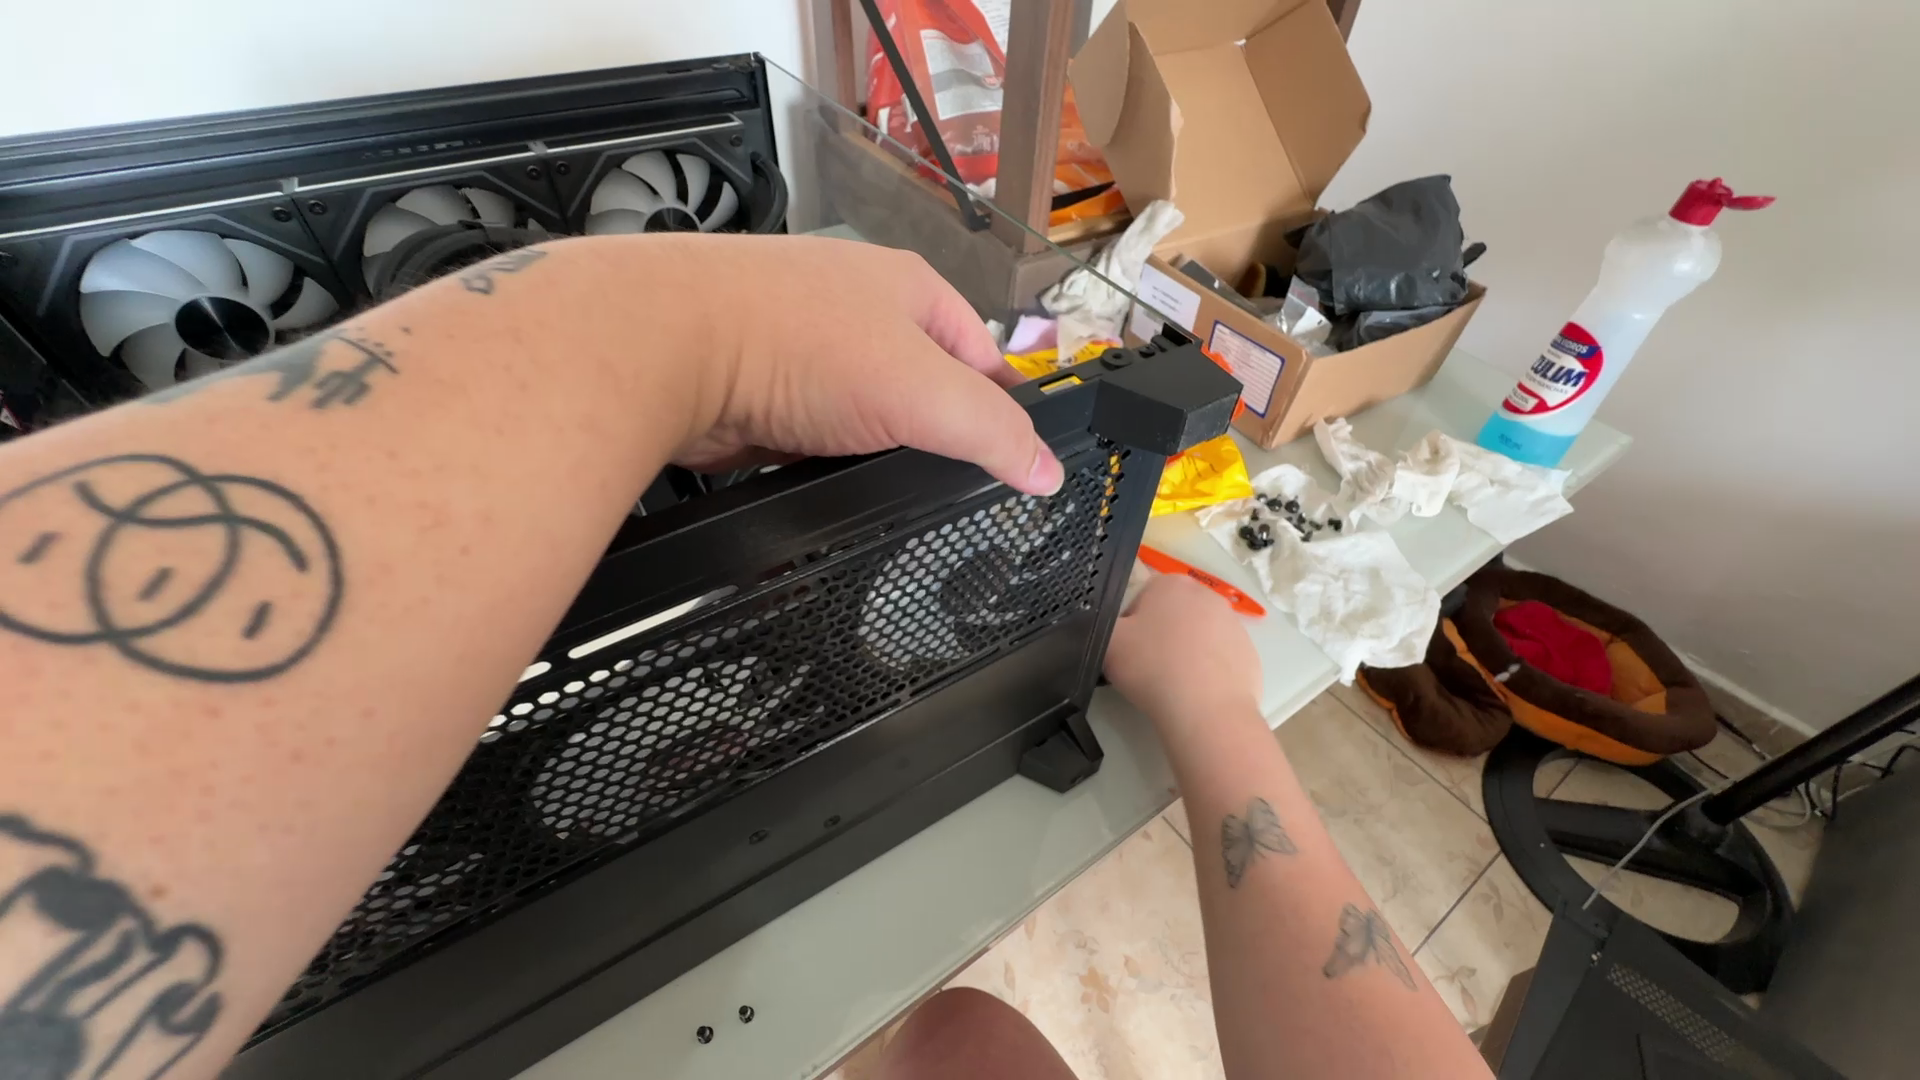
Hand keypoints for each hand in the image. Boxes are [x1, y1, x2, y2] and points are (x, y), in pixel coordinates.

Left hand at [564, 233, 1063, 494]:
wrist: (671, 350)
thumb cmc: (806, 348)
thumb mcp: (924, 392)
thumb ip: (994, 432)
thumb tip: (1048, 471)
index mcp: (913, 291)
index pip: (985, 357)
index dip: (1003, 410)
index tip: (1010, 464)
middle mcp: (861, 309)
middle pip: (925, 384)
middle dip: (933, 432)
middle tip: (946, 485)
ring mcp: (809, 344)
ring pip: (868, 411)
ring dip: (876, 447)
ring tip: (887, 488)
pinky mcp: (767, 383)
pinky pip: (819, 429)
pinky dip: (829, 456)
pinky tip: (832, 480)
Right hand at [1104, 574, 1262, 722]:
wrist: (1206, 711)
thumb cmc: (1152, 667)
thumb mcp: (1107, 640)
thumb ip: (1101, 623)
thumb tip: (1110, 625)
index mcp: (1171, 583)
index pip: (1140, 598)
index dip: (1129, 626)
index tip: (1127, 650)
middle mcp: (1206, 595)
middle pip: (1171, 614)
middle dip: (1159, 635)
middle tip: (1147, 666)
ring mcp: (1234, 624)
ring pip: (1197, 636)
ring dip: (1184, 652)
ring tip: (1172, 683)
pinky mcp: (1249, 654)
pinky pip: (1218, 659)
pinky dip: (1206, 672)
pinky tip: (1196, 692)